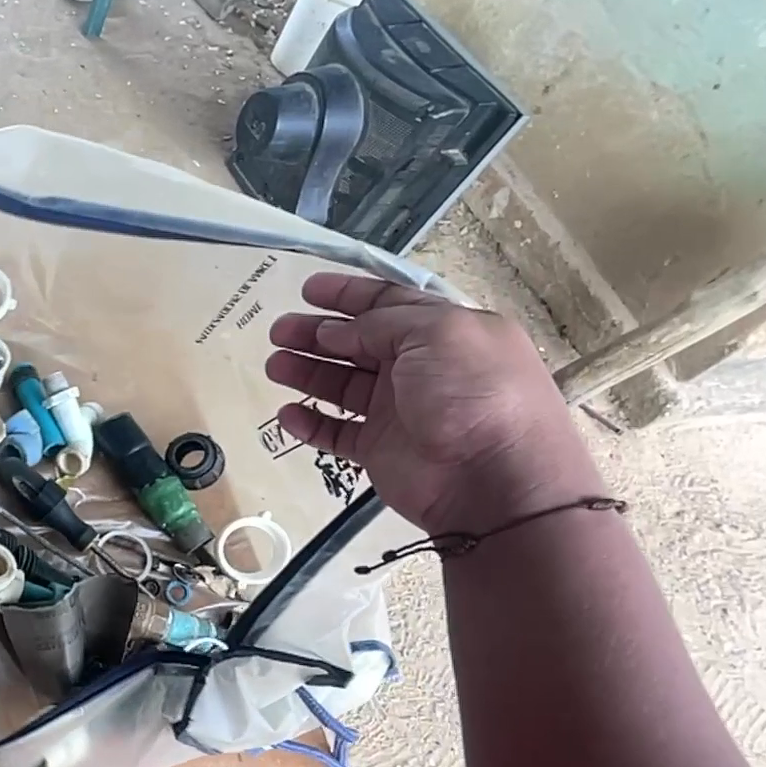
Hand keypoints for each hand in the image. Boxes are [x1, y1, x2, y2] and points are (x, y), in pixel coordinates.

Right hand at [265, 273, 604, 534]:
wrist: (491, 476)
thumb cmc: (473, 392)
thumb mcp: (437, 334)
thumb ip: (380, 324)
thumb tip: (333, 331)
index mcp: (443, 333)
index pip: (389, 304)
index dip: (348, 295)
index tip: (307, 290)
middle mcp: (419, 368)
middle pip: (356, 344)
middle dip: (315, 333)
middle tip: (278, 331)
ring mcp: (397, 410)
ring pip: (340, 385)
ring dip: (306, 372)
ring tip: (274, 365)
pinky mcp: (377, 448)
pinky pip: (335, 431)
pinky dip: (309, 422)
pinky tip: (287, 413)